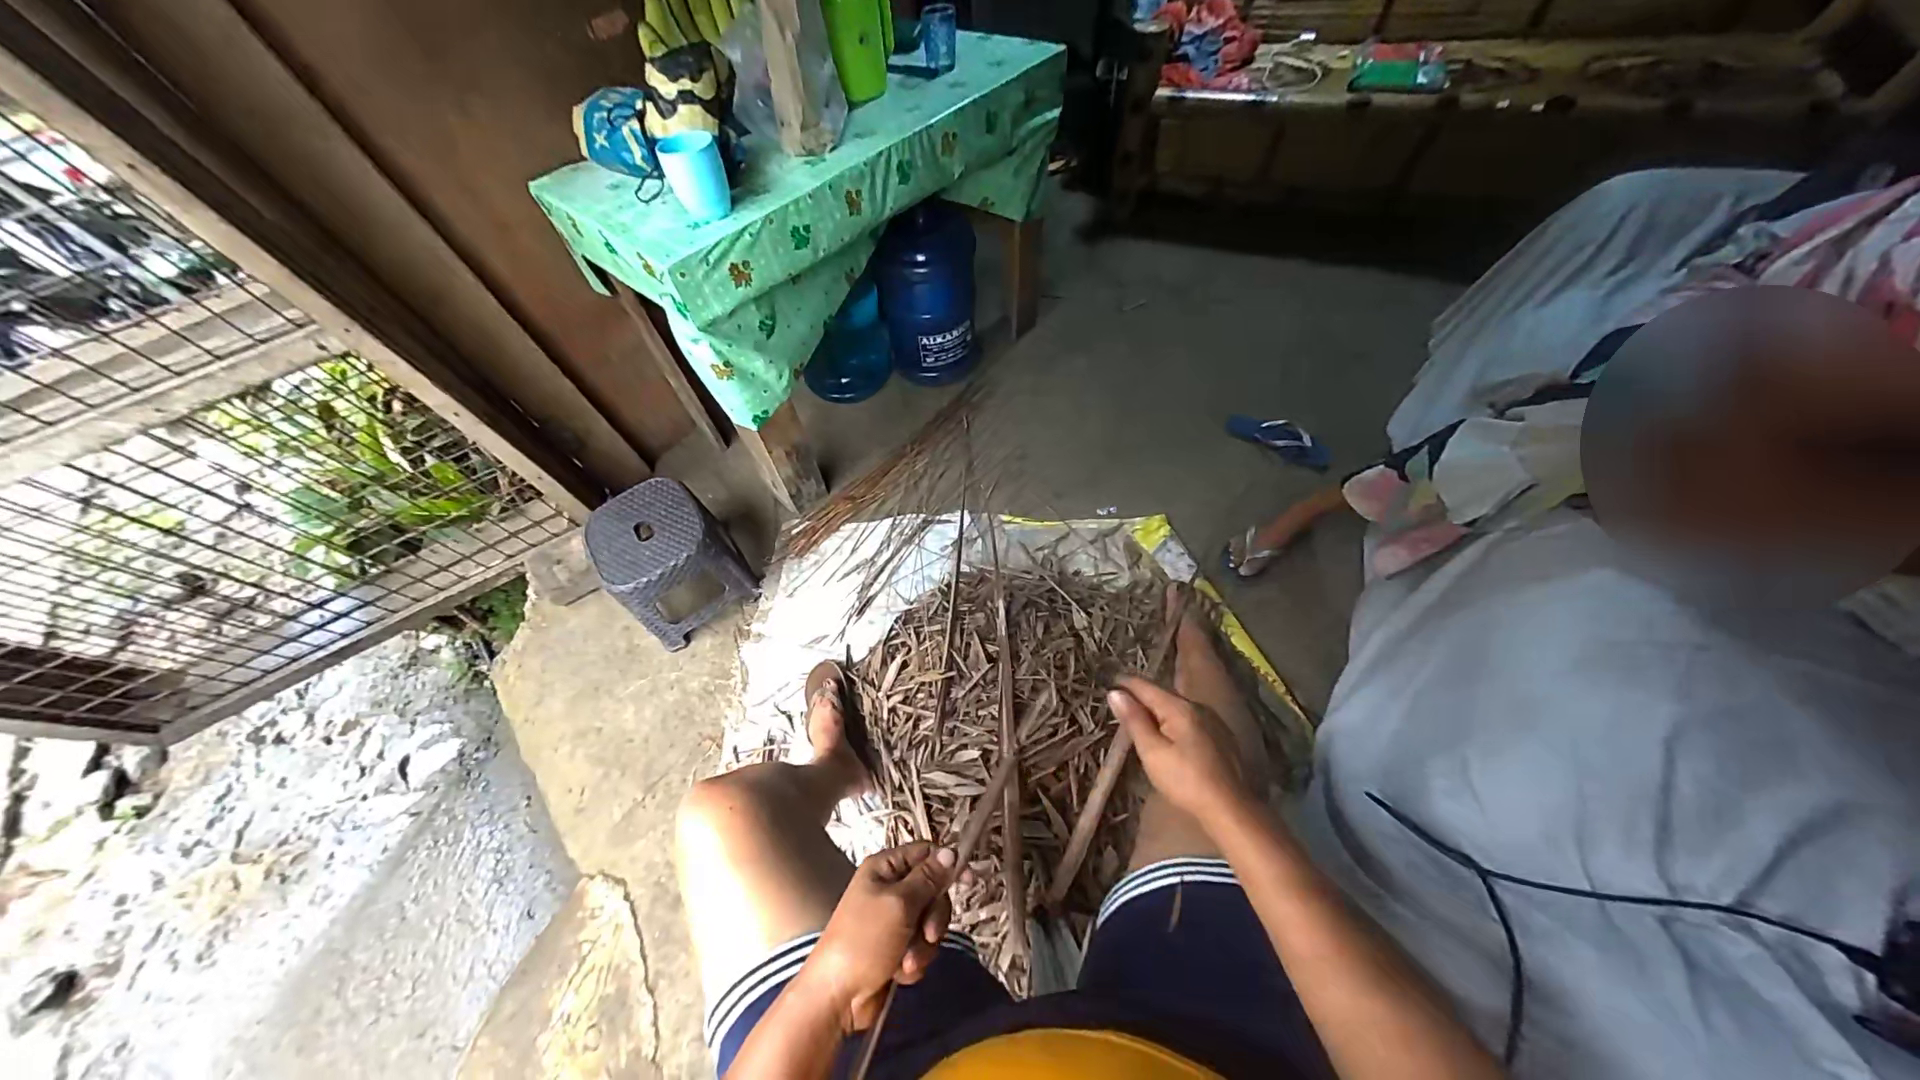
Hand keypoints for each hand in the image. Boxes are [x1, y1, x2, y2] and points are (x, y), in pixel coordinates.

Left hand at [802, 842, 956, 1033]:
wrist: (836, 997)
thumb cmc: (864, 941)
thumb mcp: (899, 904)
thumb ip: (928, 879)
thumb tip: (950, 852)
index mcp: (884, 868)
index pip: (925, 853)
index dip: (946, 865)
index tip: (966, 882)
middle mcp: (890, 889)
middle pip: (933, 891)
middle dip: (933, 917)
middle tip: (926, 933)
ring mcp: (893, 920)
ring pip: (930, 923)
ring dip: (923, 945)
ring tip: (905, 960)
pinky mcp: (896, 947)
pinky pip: (921, 947)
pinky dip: (914, 960)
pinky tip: (898, 972)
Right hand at [1109, 675, 1255, 828]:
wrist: (1230, 808)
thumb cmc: (1185, 780)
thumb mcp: (1152, 752)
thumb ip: (1134, 720)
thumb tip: (1116, 693)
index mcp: (1180, 707)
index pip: (1146, 687)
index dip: (1125, 683)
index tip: (1108, 683)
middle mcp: (1198, 707)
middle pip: (1163, 694)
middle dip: (1141, 695)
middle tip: (1120, 701)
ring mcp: (1214, 721)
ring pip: (1178, 706)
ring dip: (1158, 708)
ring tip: (1140, 716)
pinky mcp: (1222, 736)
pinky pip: (1191, 719)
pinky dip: (1174, 720)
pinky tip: (1170, 733)